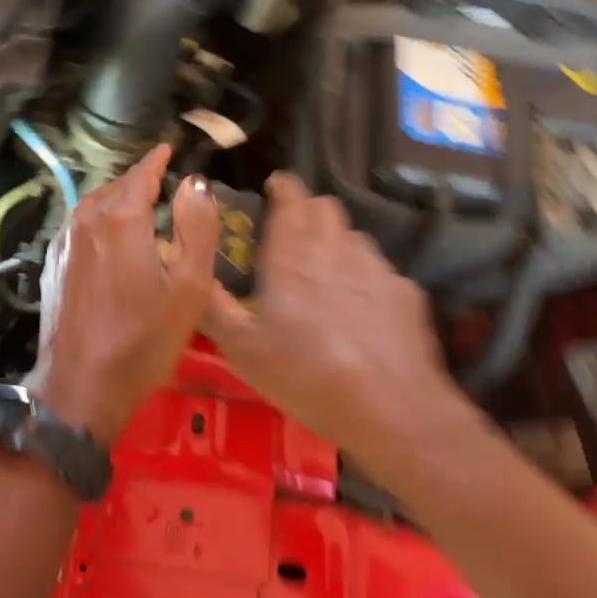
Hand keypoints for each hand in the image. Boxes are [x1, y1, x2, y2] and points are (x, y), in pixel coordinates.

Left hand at [37, 145, 220, 441]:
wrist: (80, 386)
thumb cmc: (144, 339)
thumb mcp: (188, 287)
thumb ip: (197, 228)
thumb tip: (196, 182)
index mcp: (120, 219)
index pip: (141, 174)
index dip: (158, 160)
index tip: (169, 148)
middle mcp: (86, 220)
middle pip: (115, 186)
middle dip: (139, 179)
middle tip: (163, 180)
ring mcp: (64, 243)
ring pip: (93, 204)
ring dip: (116, 198)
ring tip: (139, 205)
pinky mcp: (53, 265)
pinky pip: (79, 226)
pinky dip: (98, 219)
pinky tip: (110, 238)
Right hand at [201, 172, 472, 469]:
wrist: (391, 410)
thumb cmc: (306, 375)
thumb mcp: (243, 349)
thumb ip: (214, 305)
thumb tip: (190, 271)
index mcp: (292, 256)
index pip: (292, 198)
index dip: (283, 186)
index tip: (274, 189)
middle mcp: (336, 249)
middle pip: (326, 207)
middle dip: (308, 210)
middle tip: (291, 234)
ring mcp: (376, 268)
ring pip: (354, 236)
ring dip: (336, 243)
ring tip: (324, 276)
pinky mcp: (406, 293)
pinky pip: (379, 270)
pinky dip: (363, 277)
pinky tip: (359, 311)